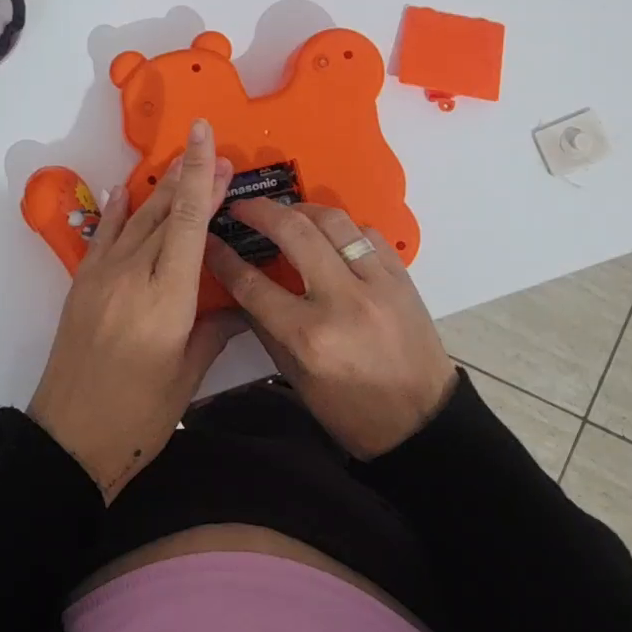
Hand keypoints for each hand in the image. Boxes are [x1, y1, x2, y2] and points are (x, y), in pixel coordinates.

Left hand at [28, 118, 238, 502]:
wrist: (68, 437)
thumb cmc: (137, 417)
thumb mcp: (186, 377)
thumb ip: (213, 332)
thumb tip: (242, 306)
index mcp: (167, 298)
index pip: (189, 224)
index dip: (201, 178)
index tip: (208, 140)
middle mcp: (132, 276)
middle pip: (165, 214)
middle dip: (189, 178)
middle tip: (212, 149)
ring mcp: (101, 278)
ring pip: (136, 220)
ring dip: (159, 190)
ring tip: (180, 163)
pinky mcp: (82, 286)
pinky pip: (103, 237)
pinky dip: (115, 211)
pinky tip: (122, 190)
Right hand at [203, 199, 457, 458]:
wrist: (422, 423)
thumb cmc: (350, 410)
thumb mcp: (295, 377)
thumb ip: (266, 327)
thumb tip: (241, 287)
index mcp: (309, 336)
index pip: (253, 283)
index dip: (223, 257)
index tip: (209, 240)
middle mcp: (342, 301)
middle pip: (293, 233)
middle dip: (260, 212)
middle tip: (241, 208)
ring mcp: (377, 285)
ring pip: (334, 222)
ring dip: (302, 210)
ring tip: (285, 214)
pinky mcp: (402, 279)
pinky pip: (368, 235)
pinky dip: (343, 229)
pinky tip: (329, 237)